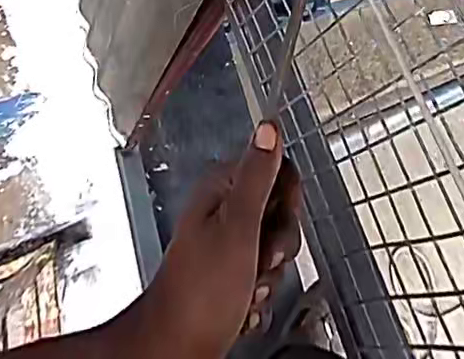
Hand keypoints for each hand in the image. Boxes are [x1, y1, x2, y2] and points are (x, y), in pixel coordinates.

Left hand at [116, 121, 302, 358]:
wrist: (177, 347)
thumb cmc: (201, 288)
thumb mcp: (238, 226)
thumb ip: (257, 176)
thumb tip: (269, 128)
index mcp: (223, 186)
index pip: (277, 170)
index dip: (286, 201)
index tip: (273, 224)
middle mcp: (224, 207)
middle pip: (281, 213)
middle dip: (279, 245)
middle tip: (259, 259)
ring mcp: (228, 240)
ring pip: (276, 248)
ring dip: (269, 275)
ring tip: (247, 286)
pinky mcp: (231, 271)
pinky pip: (266, 275)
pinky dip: (259, 293)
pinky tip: (243, 302)